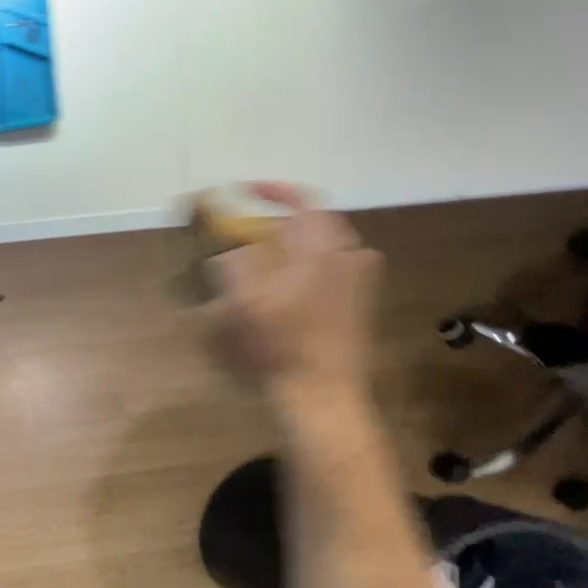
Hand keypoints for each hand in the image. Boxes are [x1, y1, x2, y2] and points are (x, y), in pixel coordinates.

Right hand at [205, 183, 382, 408]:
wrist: (322, 395)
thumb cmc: (282, 345)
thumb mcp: (246, 300)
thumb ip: (236, 261)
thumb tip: (229, 243)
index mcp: (327, 250)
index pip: (306, 202)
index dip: (273, 192)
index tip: (244, 193)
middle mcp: (350, 257)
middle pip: (311, 226)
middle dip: (273, 225)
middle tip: (241, 234)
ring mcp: (358, 281)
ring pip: (317, 249)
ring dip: (284, 249)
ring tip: (253, 265)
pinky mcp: (356, 303)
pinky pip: (325, 270)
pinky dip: (297, 269)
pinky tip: (275, 292)